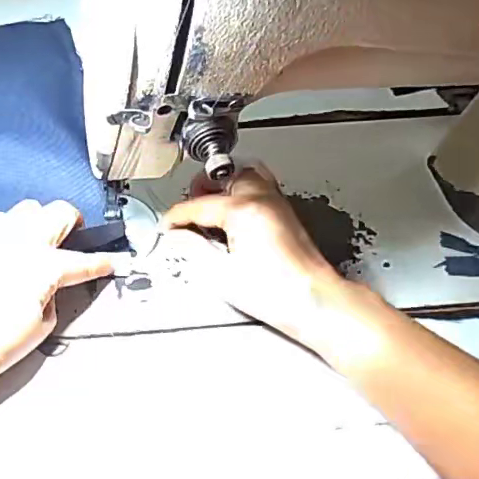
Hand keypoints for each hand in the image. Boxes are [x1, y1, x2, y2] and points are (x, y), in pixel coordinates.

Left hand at [0, 199, 113, 392]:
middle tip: (76, 238)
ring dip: (42, 220)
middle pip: (60, 212)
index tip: (110, 262)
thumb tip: (53, 284)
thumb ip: (55, 293)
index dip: (103, 263)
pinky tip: (13, 245)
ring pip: (30, 208)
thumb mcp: (45, 323)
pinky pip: (1, 220)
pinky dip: (13, 227)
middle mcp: (24, 242)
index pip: (85, 261)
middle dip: (74, 224)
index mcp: (46, 265)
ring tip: (43, 239)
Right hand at [160, 167, 353, 344]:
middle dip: (200, 191)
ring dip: (223, 187)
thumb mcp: (219, 272)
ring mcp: (277, 205)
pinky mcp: (286, 215)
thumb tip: (176, 237)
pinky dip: (240, 195)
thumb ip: (191, 248)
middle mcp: (262, 199)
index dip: (176, 217)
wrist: (313, 301)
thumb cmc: (276, 291)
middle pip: (223, 177)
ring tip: (208, 206)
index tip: (166, 227)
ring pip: (245, 176)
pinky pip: (259, 189)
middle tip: (186, 211)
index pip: (197, 204)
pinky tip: (231, 218)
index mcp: (243, 209)